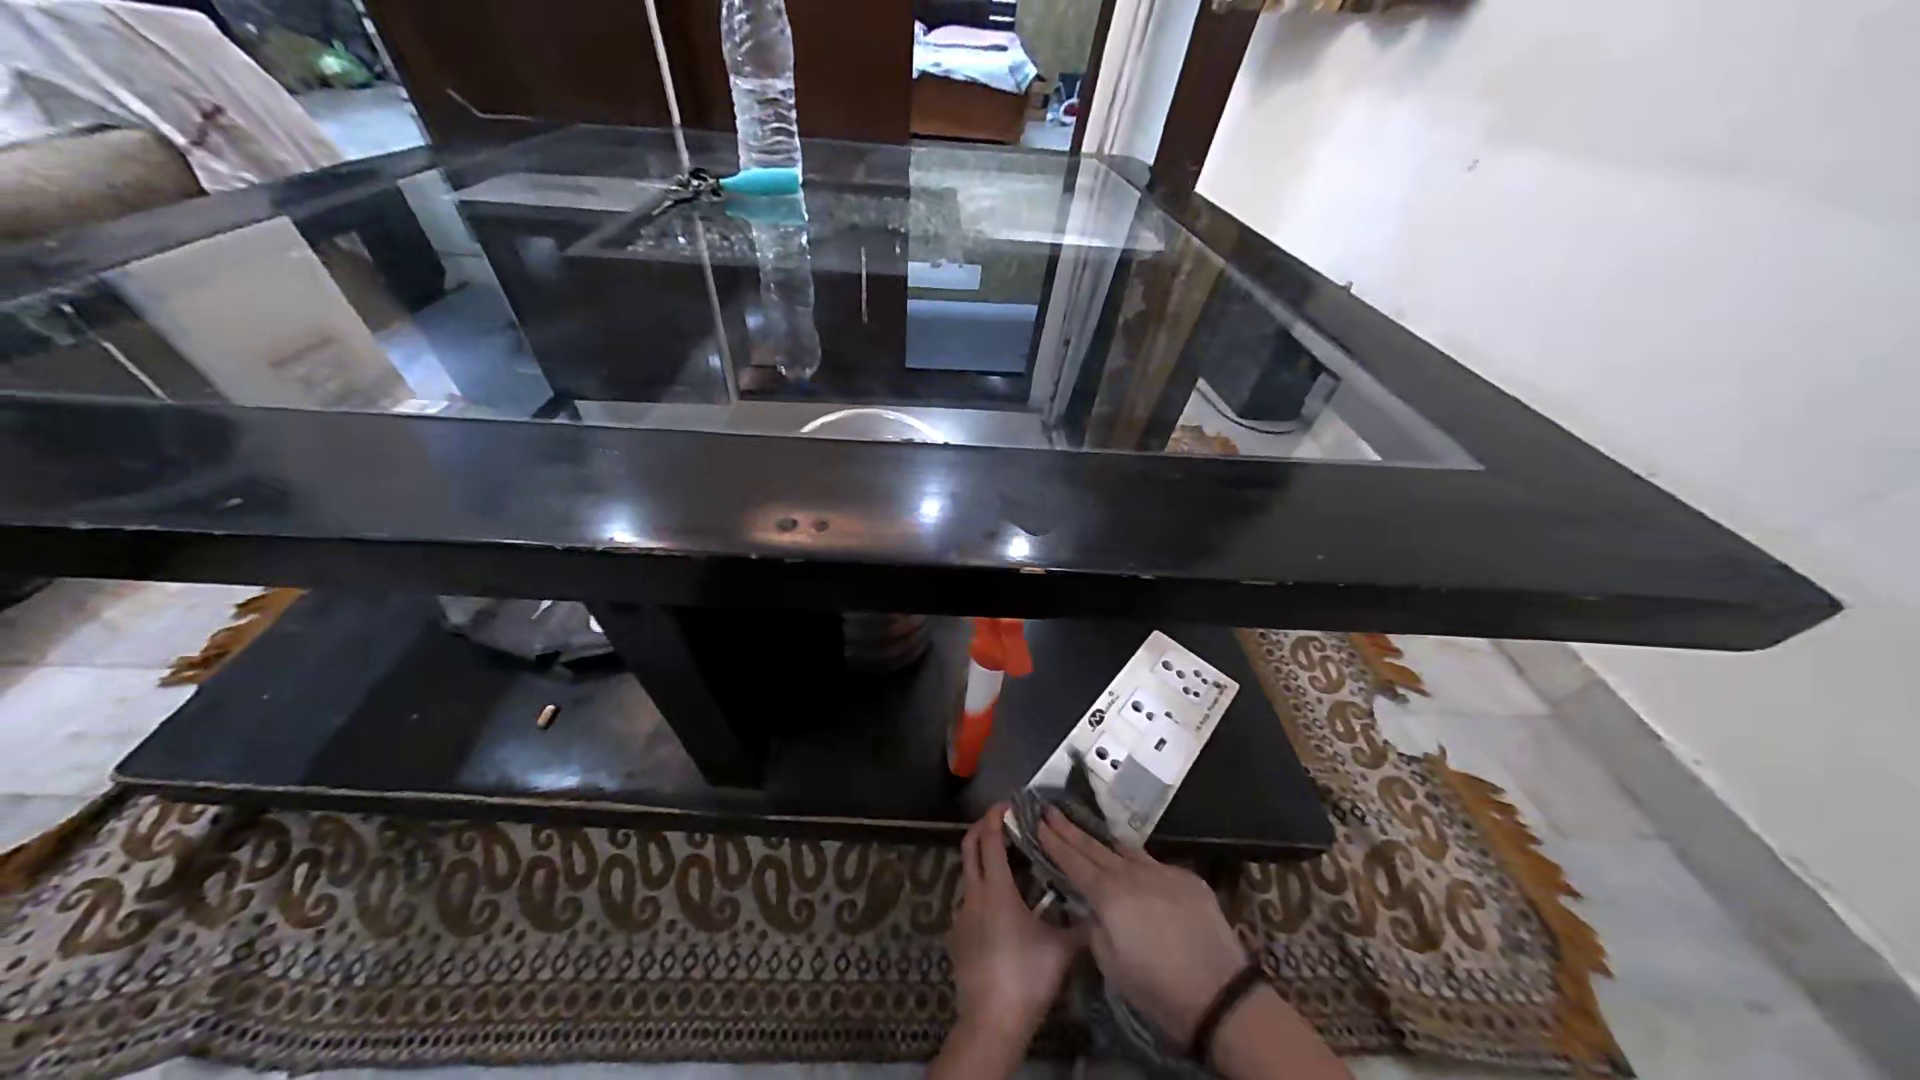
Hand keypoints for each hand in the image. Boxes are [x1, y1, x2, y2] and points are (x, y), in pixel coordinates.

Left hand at [948, 803, 1081, 1039]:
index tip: (1007, 804)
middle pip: (969, 847)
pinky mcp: (957, 937)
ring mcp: (961, 915)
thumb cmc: (1027, 976)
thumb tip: (1100, 906)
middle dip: (982, 828)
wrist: (991, 1020)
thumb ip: (1080, 923)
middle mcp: (973, 894)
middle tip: (1001, 820)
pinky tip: (1000, 907)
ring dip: (982, 860)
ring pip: (967, 875)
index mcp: (996, 888)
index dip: (996, 817)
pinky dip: (981, 891)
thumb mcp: (1062, 948)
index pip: (990, 839)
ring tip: (1006, 862)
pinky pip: (968, 902)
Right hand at [1038, 806, 1247, 1046]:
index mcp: (1109, 895)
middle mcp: (1132, 875)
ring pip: (1126, 850)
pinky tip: (1135, 867)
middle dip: (1071, 829)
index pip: (1074, 862)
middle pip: (1095, 847)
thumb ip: (1095, 927)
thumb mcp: (1110, 964)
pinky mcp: (1188, 879)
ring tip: (1088, 829)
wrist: (1219, 994)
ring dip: (1104, 841)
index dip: (1054, 841)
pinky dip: (1138, 864)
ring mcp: (1163, 873)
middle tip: (1052, 809)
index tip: (1039, 822)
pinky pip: (1155, 865)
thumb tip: (1092, 908)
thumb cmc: (1156, 988)